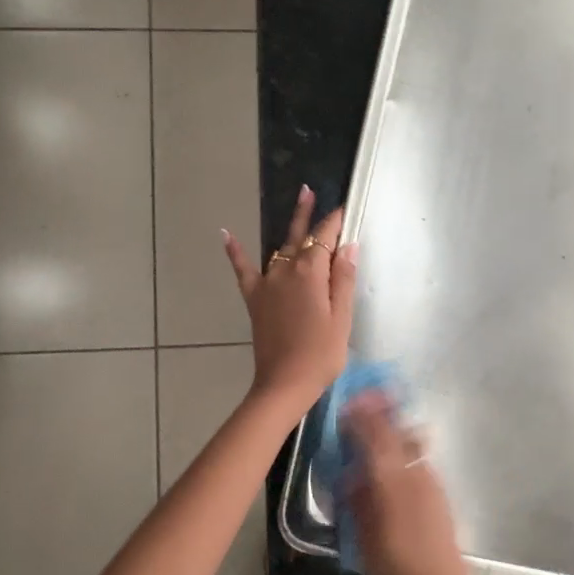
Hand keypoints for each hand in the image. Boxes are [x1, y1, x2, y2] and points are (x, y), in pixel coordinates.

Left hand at [223, 186, 355, 409]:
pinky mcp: (254, 299)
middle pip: (300, 237)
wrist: (283, 383)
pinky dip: (235, 252)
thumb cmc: (320, 355)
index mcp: (310, 274)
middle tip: (310, 191)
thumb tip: (348, 247)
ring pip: (279, 249)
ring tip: (298, 204)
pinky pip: (243, 270)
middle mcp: (285, 271)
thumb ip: (344, 280)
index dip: (336, 224)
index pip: (325, 239)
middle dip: (309, 214)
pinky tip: (225, 234)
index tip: (345, 210)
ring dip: (289, 227)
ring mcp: (267, 284)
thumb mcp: (342, 318)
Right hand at [342, 391, 475, 574]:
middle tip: (363, 402)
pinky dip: (404, 450)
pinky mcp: (440, 495)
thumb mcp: (365, 539)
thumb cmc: (397, 574)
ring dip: (394, 429)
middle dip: (381, 413)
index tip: (347, 404)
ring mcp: (432, 483)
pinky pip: (419, 460)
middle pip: (398, 431)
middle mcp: (415, 474)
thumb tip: (350, 475)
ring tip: (375, 428)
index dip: (362, 416)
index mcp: (391, 483)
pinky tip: (391, 461)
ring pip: (412, 442)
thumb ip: (358, 500)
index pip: (375, 436)